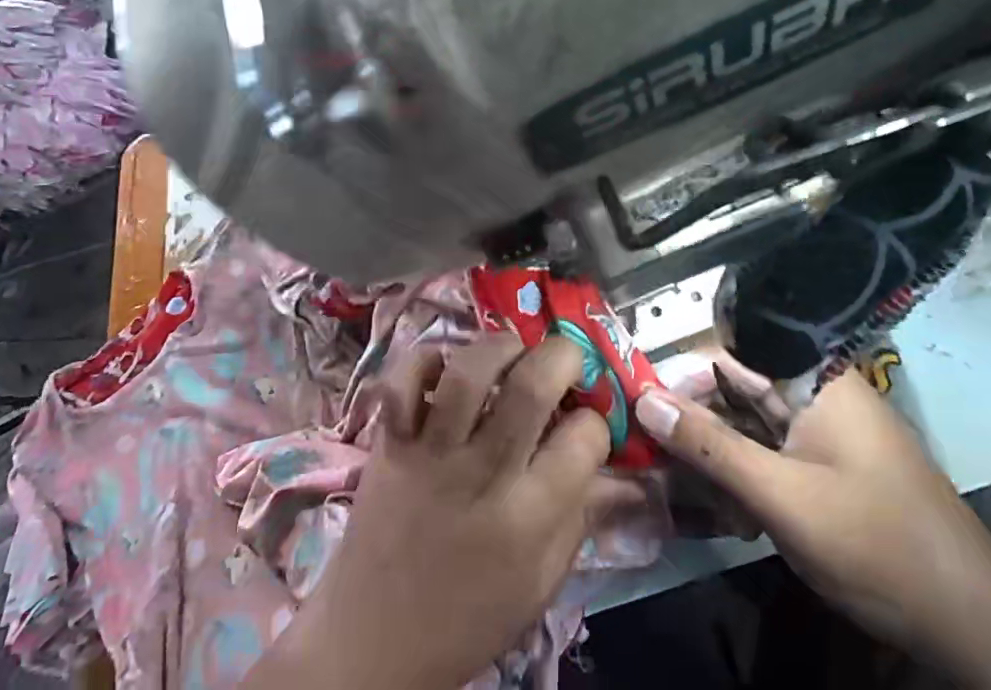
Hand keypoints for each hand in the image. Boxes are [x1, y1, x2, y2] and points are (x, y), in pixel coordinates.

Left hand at [251, 335, 636, 689]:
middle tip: (565, 359)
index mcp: (530, 516)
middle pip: (531, 386)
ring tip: (513, 352)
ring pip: (468, 371)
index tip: (586, 423)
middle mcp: (483, 473)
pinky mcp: (390, 444)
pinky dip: (424, 360)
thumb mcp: (541, 584)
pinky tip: (445, 368)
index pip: (585, 437)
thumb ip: (580, 518)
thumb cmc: (468, 619)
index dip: (596, 421)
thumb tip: (618, 470)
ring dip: (499, 346)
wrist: (372, 643)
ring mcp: (431, 454)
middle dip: (563, 356)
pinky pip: (402, 382)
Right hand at [635, 367, 990, 688]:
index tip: (637, 406)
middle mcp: (817, 395)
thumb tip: (644, 400)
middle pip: (736, 391)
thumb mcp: (782, 496)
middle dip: (692, 422)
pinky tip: (716, 510)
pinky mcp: (823, 469)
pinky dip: (738, 478)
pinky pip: (766, 457)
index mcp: (816, 379)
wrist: (966, 619)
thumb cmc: (875, 543)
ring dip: (711, 456)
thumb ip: (710, 446)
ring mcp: (822, 434)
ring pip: (747, 427)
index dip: (682, 377)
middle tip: (646, 453)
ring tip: (672, 486)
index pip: (731, 354)